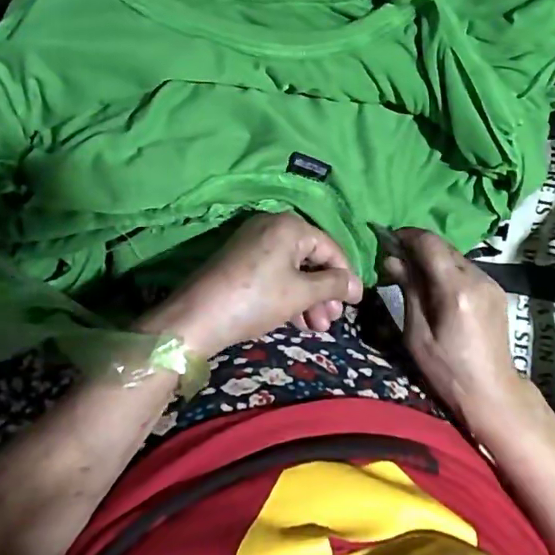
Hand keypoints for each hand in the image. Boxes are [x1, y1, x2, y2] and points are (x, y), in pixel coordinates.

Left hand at [141, 212, 364, 357]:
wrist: (197, 316)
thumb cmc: (257, 299)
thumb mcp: (301, 293)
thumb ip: (333, 285)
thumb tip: (357, 285)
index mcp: (290, 226)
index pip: (330, 248)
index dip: (345, 277)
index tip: (355, 305)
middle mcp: (272, 226)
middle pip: (310, 259)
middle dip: (324, 292)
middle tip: (332, 321)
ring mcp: (253, 242)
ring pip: (292, 270)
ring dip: (308, 299)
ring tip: (316, 328)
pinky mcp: (239, 260)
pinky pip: (274, 274)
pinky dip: (287, 295)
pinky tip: (296, 322)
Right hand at [383, 228, 519, 423]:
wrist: (492, 393)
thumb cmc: (447, 370)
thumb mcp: (417, 333)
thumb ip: (407, 290)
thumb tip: (392, 259)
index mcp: (456, 289)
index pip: (430, 243)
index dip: (407, 236)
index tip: (388, 239)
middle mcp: (477, 278)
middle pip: (443, 247)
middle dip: (418, 246)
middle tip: (395, 257)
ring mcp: (491, 283)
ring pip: (456, 256)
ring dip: (433, 258)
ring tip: (414, 274)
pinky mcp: (496, 291)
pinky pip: (467, 269)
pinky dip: (448, 270)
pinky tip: (436, 287)